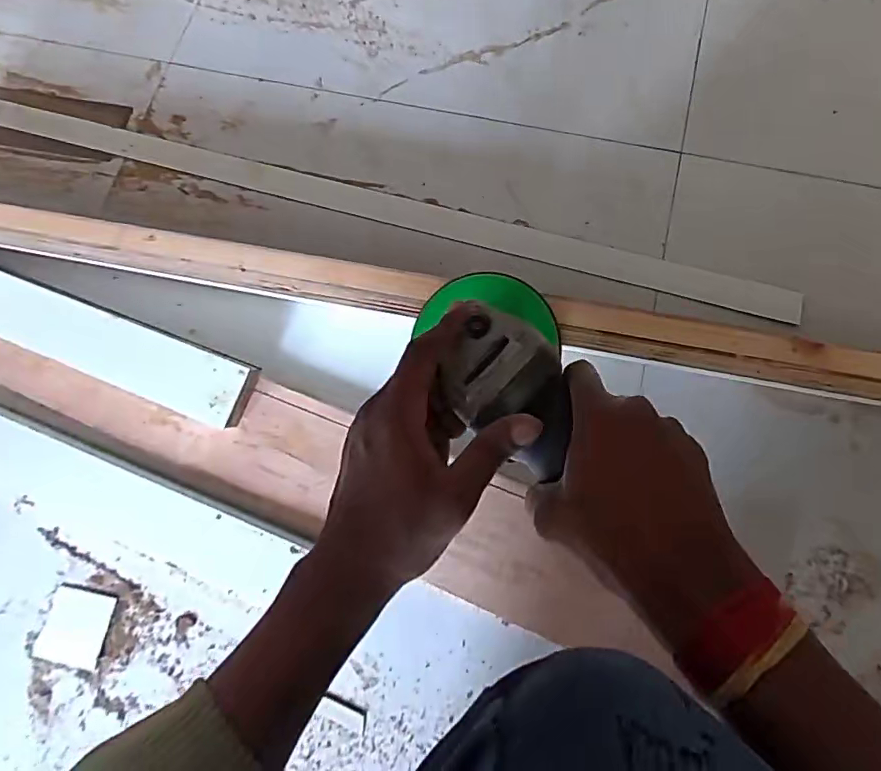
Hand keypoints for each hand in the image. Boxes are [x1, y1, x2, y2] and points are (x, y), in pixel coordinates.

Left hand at [313, 307, 542, 599]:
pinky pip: (400, 411)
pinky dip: (427, 409)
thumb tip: (528, 423)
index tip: (472, 312)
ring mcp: (368, 428)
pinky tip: (452, 431)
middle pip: (415, 369)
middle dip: (451, 358)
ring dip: (441, 388)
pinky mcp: (367, 443)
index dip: (447, 329)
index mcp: (395, 415)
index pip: (421, 355)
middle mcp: (377, 413)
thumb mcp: (457, 494)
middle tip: (488, 353)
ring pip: (408, 392)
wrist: (351, 567)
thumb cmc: (403, 532)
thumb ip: (491, 451)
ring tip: (478, 395)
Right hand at [526, 360, 763, 649]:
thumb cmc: (610, 536)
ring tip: (625, 492)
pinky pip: (667, 449)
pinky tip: (654, 502)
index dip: (568, 388)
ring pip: (640, 429)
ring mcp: (671, 431)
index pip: (579, 373)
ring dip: (630, 448)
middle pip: (610, 408)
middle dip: (598, 430)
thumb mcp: (554, 521)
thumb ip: (539, 494)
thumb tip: (541, 489)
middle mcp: (637, 412)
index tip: (562, 414)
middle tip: (588, 469)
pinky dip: (658, 465)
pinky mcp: (697, 454)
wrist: (685, 571)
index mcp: (598, 416)